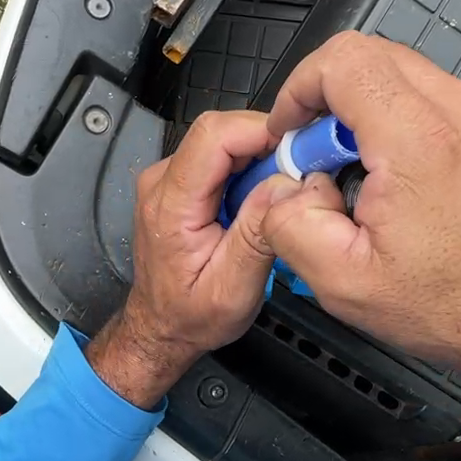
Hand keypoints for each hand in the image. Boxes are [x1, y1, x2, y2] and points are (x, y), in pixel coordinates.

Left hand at [86, 110, 286, 407]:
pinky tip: (259, 204)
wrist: (160, 329)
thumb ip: (258, 235)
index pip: (215, 135)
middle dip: (268, 148)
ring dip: (261, 161)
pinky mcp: (180, 185)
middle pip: (222, 132)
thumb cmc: (190, 317)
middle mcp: (162, 182)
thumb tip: (288, 186)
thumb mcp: (233, 289)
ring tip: (278, 201)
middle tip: (298, 182)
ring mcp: (168, 180)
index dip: (263, 132)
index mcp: (171, 205)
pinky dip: (249, 172)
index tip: (300, 151)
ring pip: (224, 142)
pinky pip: (220, 159)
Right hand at [260, 33, 460, 459]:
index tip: (290, 133)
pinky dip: (398, 123)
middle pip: (371, 55)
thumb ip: (290, 222)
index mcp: (421, 143)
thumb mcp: (342, 282)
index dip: (299, 89)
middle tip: (318, 160)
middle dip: (326, 99)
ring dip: (362, 113)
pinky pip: (434, 98)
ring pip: (402, 75)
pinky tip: (395, 180)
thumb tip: (286, 187)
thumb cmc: (459, 309)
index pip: (344, 60)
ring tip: (358, 176)